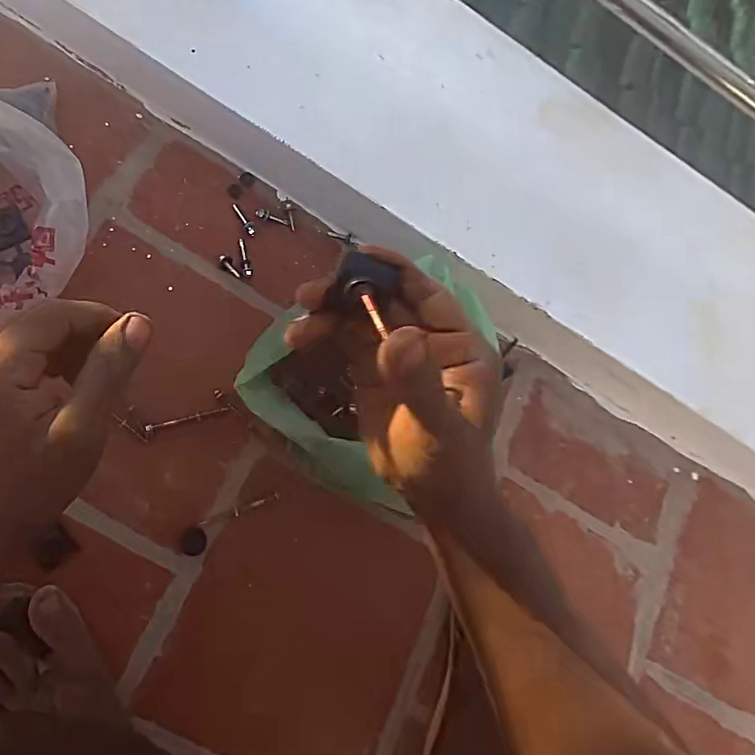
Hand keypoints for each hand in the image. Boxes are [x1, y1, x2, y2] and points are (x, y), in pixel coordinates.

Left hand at [0, 299, 151, 574]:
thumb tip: (139, 322)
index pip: (55, 314)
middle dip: (87, 334)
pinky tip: (70, 389)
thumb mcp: (80, 432)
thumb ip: (108, 371)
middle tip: (123, 364)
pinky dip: (50, 362)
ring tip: (101, 379)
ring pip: (32, 336)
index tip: (137, 340)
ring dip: (71, 348)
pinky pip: (18, 355)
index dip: (101, 317)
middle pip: (42, 322)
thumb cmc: (29, 490)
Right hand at [285, 247, 500, 512]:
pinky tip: (298, 340)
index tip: (358, 254)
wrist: (436, 500)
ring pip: (359, 318)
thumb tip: (398, 333)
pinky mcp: (373, 372)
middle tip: (308, 295)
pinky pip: (345, 341)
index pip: (426, 292)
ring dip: (327, 314)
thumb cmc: (449, 464)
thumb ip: (419, 382)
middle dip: (346, 292)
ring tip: (297, 330)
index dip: (393, 268)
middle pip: (383, 299)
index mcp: (457, 343)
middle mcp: (427, 339)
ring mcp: (397, 354)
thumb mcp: (436, 426)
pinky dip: (322, 335)